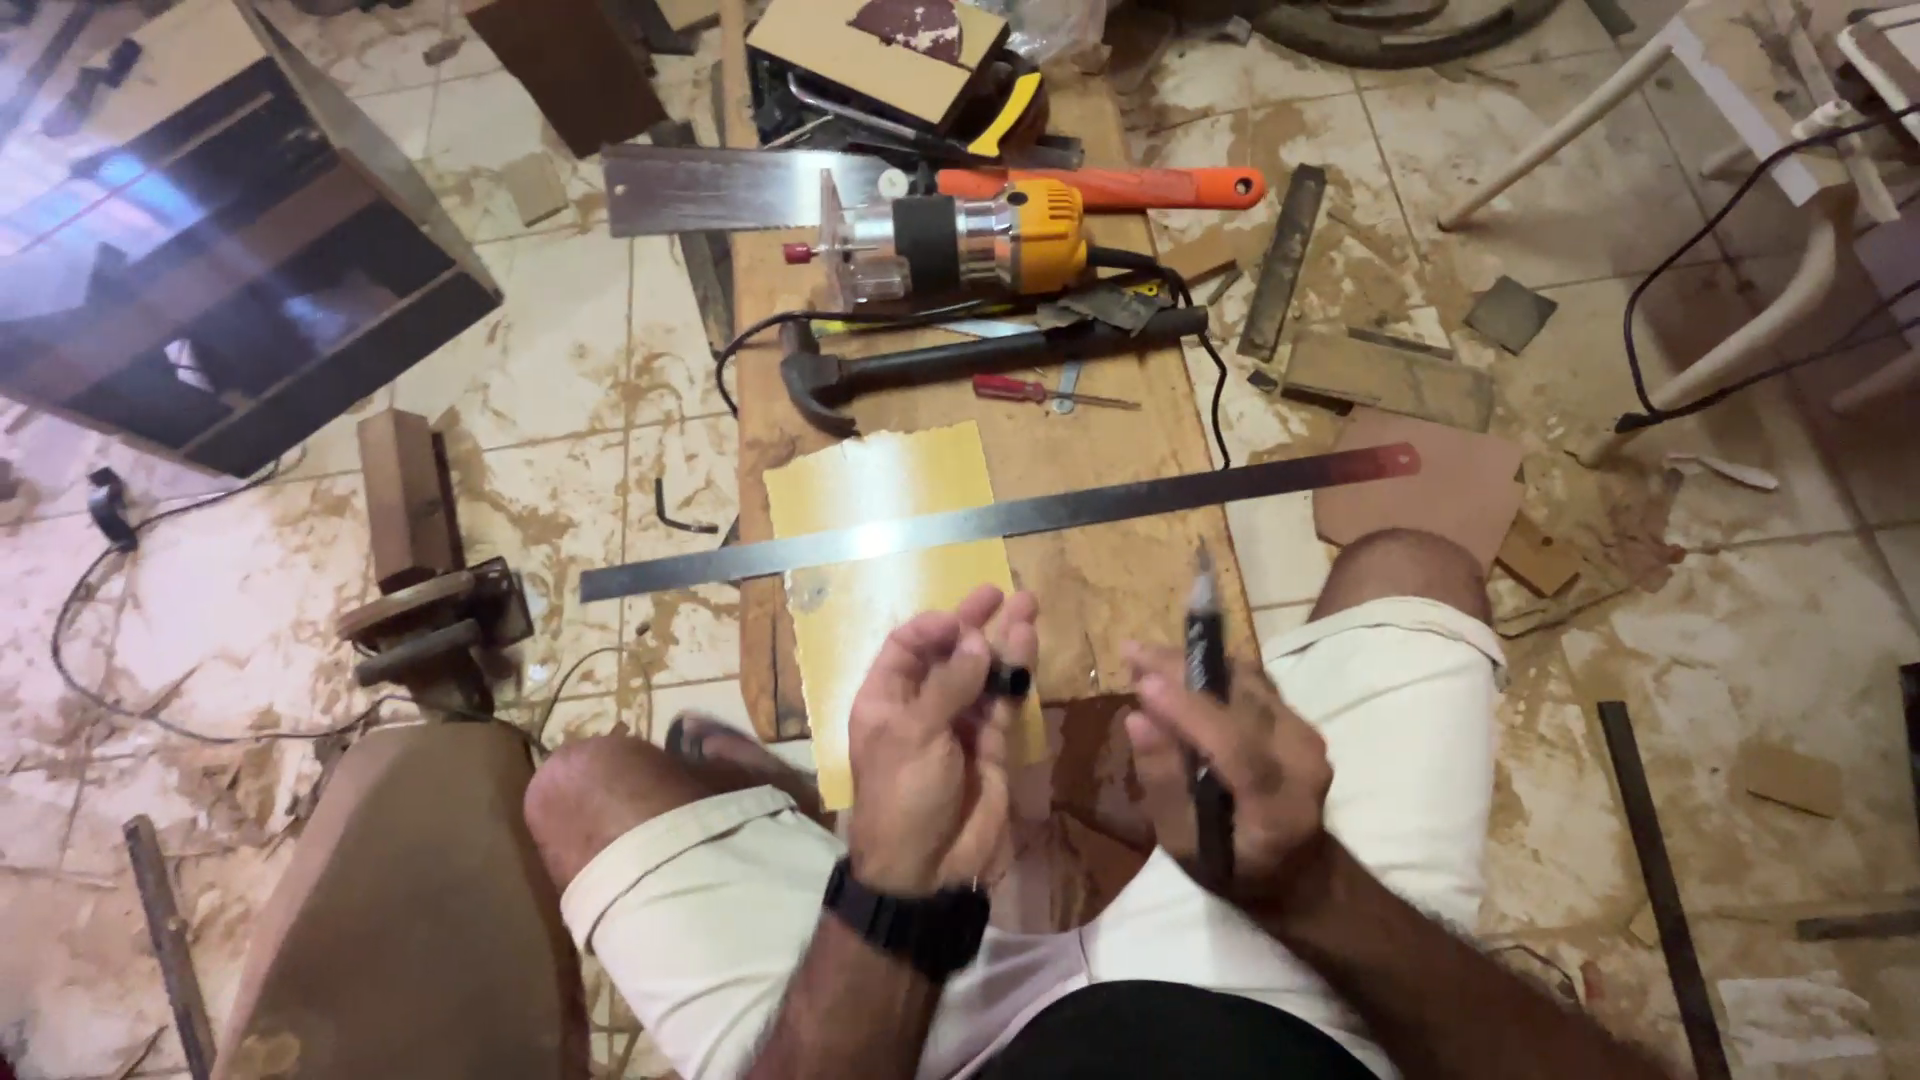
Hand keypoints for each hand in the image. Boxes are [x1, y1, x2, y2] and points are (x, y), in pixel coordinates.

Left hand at [845, 585, 1037, 895]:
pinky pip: (1002, 702)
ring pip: (981, 673)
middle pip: (948, 653)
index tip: (960, 618)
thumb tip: (977, 641)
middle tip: (1000, 593)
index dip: (932, 627)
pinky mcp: (989, 745)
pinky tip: (1028, 647)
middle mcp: (921, 705)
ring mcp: (957, 725)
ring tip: (1027, 605)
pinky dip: (1015, 676)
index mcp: (885, 700)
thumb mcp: (915, 736)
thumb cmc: (903, 796)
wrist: (927, 869)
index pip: (906, 647)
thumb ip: (948, 686)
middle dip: (973, 622)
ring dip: (1003, 642)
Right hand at [1123, 642, 1332, 910]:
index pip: (1236, 748)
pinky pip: (1252, 681)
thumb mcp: (1184, 843)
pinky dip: (1210, 668)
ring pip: (1246, 681)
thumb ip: (1162, 782)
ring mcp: (1305, 736)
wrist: (1298, 870)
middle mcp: (1302, 763)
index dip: (1188, 711)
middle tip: (1130, 652)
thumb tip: (1137, 720)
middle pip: (1242, 701)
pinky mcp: (1299, 719)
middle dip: (1182, 670)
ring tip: (1145, 655)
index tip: (1143, 682)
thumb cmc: (1232, 867)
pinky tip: (1175, 664)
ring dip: (1193, 661)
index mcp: (1277, 809)